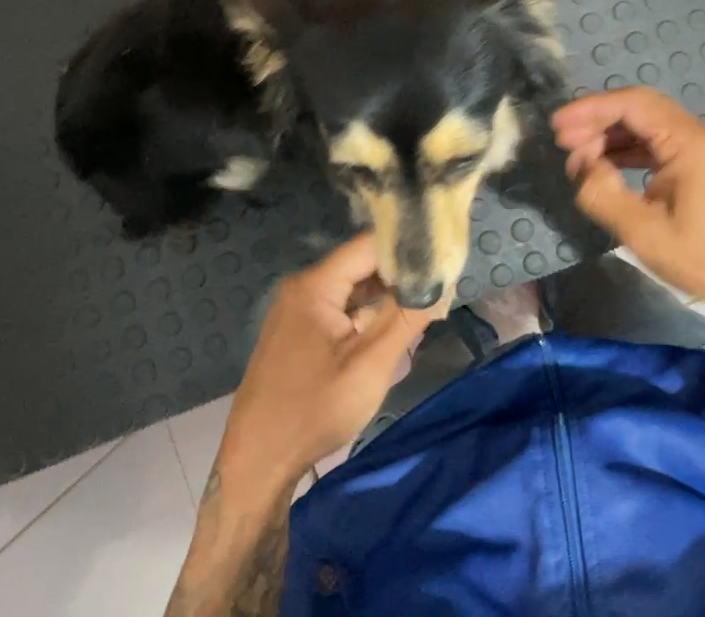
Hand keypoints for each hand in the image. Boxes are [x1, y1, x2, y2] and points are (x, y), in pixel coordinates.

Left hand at [218, 234, 440, 490]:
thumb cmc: (315, 409)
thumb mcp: (371, 364)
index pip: (370, 245)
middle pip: (362, 263)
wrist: (259, 460)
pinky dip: (369, 311)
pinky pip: (342, 306)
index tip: (446, 253)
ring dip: (388, 292)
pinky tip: (397, 321)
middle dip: (403, 270)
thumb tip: (442, 280)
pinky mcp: (300, 331)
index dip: (409, 246)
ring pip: (354, 286)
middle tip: (445, 279)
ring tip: (430, 297)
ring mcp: (299, 310)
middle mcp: (304, 287)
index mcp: (315, 285)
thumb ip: (408, 316)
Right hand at [553, 87, 704, 309]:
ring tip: (578, 160)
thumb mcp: (644, 233)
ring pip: (649, 128)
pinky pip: (660, 146)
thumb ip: (604, 195)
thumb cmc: (704, 260)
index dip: (590, 109)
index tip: (557, 125)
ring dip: (612, 138)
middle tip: (563, 145)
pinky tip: (607, 169)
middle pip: (640, 110)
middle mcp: (699, 137)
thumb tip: (583, 168)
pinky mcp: (704, 169)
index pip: (633, 104)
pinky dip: (630, 152)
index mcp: (689, 143)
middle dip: (597, 122)